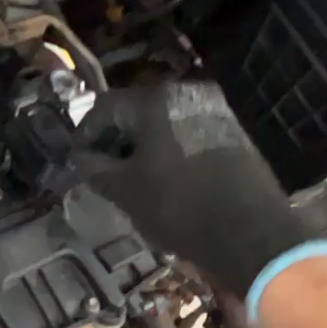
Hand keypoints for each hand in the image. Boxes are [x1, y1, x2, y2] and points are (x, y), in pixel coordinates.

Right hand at [85, 85, 326, 314]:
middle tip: (101, 170)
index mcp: (155, 102)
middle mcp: (186, 94)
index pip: (104, 108)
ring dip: (142, 146)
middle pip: (136, 112)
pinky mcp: (232, 132)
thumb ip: (95, 170)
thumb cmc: (178, 207)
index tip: (77, 162)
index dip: (85, 135)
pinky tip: (163, 180)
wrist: (250, 233)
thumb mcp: (126, 191)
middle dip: (115, 140)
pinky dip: (168, 151)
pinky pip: (186, 134)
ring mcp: (214, 110)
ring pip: (163, 124)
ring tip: (131, 179)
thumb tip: (79, 160)